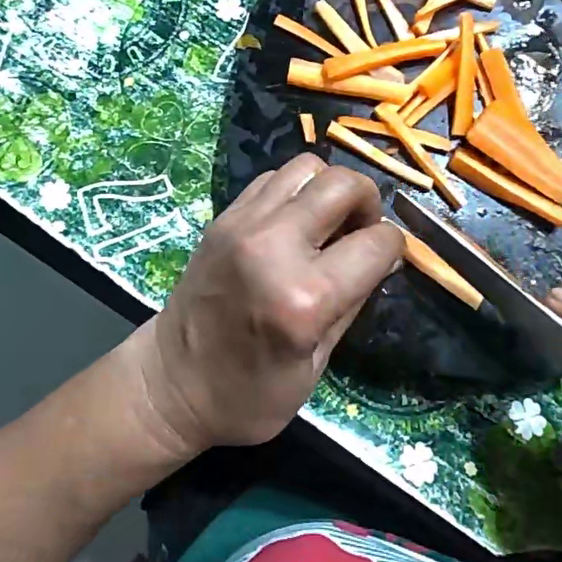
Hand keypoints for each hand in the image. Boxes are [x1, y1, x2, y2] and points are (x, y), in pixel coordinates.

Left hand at [130, 154, 402, 459]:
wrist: (168, 386)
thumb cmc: (249, 394)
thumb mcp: (318, 364)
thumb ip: (355, 301)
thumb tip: (385, 257)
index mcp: (305, 297)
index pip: (378, 242)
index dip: (393, 250)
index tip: (385, 263)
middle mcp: (274, 246)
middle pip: (345, 184)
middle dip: (368, 203)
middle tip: (360, 232)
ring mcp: (244, 225)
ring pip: (309, 167)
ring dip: (331, 189)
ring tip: (328, 221)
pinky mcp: (225, 217)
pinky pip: (275, 178)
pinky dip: (297, 191)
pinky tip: (295, 222)